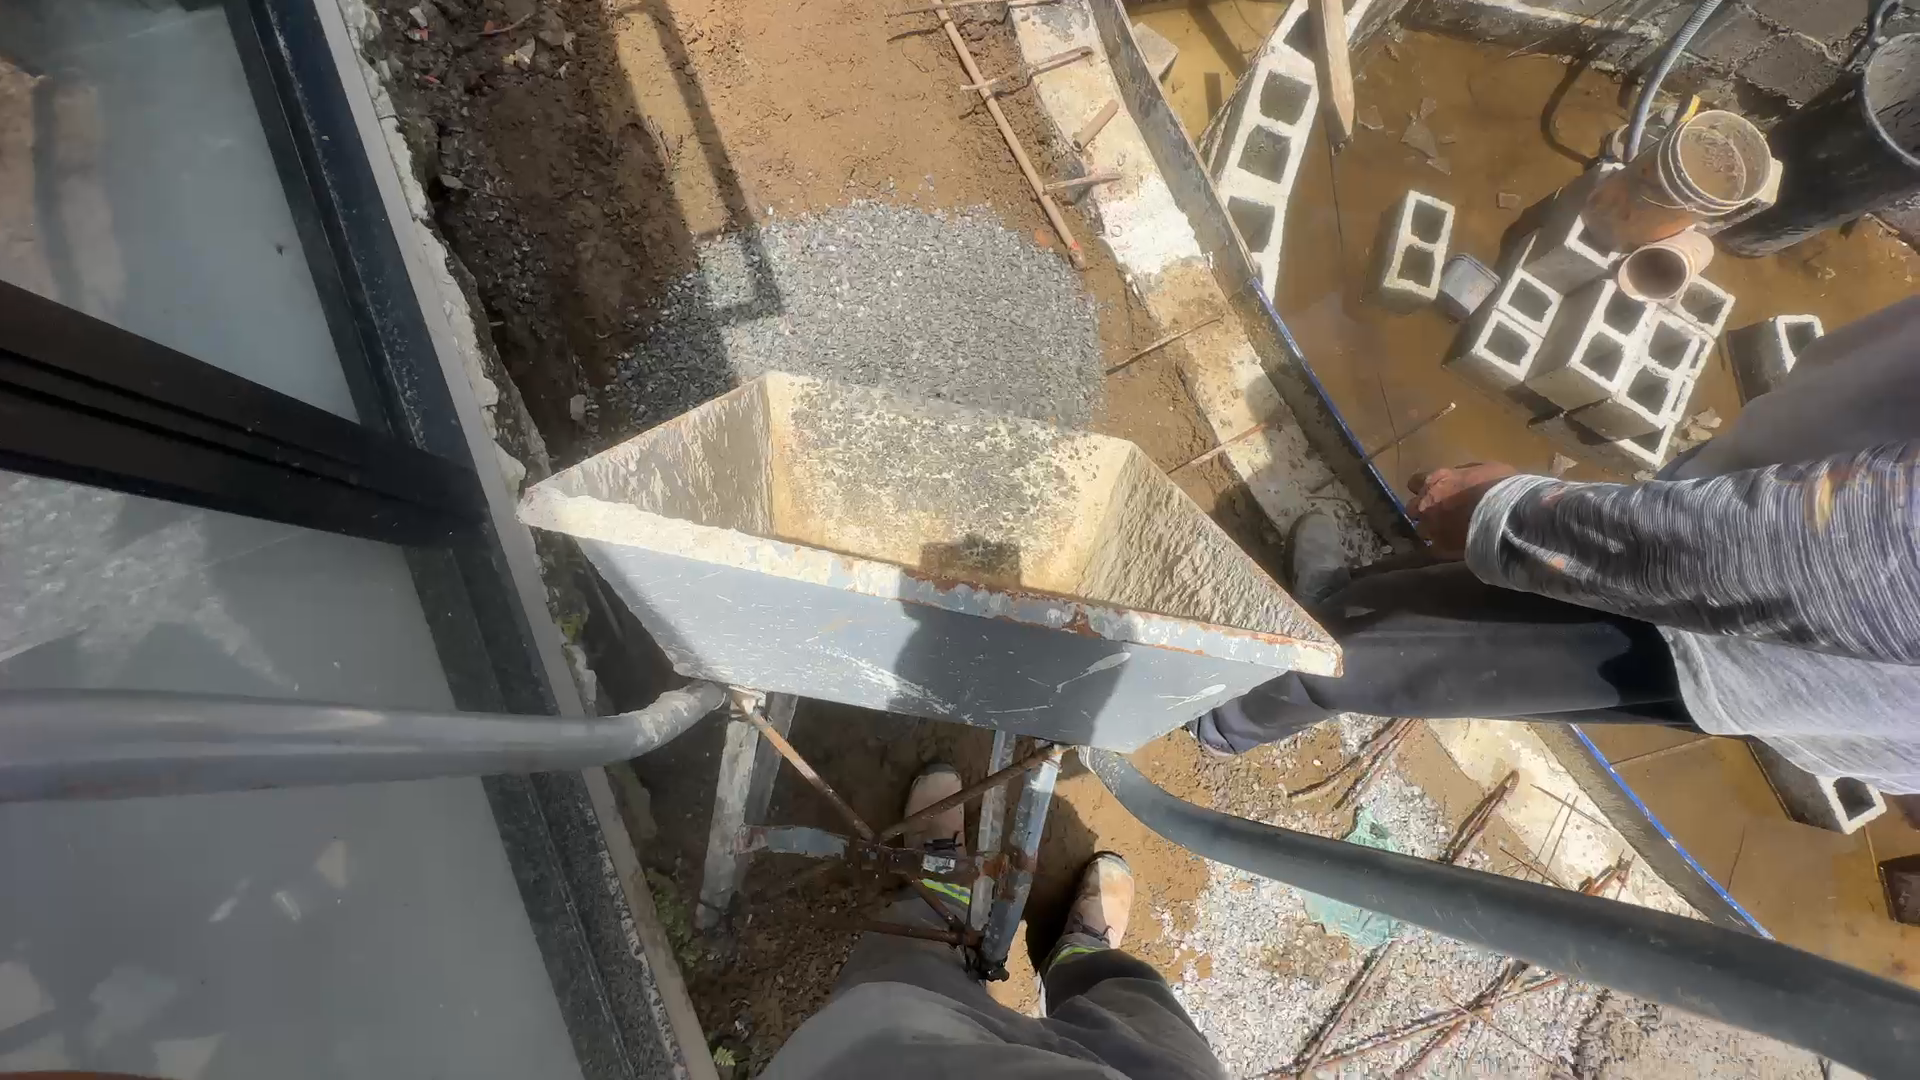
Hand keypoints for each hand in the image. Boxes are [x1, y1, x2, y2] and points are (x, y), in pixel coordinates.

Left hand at [1408, 462, 1518, 558]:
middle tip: (1440, 514)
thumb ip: (1463, 472)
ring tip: (1450, 533)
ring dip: (1432, 530)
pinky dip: (1443, 547)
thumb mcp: (1485, 468)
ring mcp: (1429, 527)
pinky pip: (1434, 548)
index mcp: (1435, 481)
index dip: (1424, 488)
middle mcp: (1425, 504)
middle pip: (1413, 508)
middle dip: (1423, 510)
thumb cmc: (1501, 487)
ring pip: (1421, 529)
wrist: (1509, 516)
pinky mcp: (1439, 547)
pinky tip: (1455, 547)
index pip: (1414, 482)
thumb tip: (1457, 475)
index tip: (1434, 492)